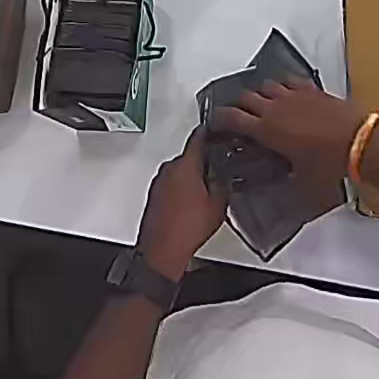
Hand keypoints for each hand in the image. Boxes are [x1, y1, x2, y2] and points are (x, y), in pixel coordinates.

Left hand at [137, 128, 227, 277]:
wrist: (162, 250)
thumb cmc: (186, 229)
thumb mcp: (217, 205)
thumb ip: (222, 184)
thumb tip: (223, 177)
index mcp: (185, 165)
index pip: (197, 138)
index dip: (209, 131)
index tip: (215, 127)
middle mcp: (169, 169)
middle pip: (189, 155)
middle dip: (203, 160)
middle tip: (219, 169)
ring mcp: (159, 181)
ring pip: (180, 170)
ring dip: (192, 176)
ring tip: (207, 192)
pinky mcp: (155, 194)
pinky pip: (172, 183)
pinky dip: (182, 188)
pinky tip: (192, 203)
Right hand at [212, 80, 374, 204]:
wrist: (359, 143)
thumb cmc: (329, 164)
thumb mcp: (302, 180)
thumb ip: (287, 178)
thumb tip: (284, 182)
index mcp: (266, 130)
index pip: (231, 117)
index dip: (219, 118)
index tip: (216, 122)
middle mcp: (274, 109)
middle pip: (244, 97)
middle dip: (239, 105)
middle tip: (240, 114)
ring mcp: (292, 96)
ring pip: (265, 85)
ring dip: (261, 93)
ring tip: (264, 103)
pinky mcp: (310, 89)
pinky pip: (289, 80)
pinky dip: (283, 85)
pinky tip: (287, 92)